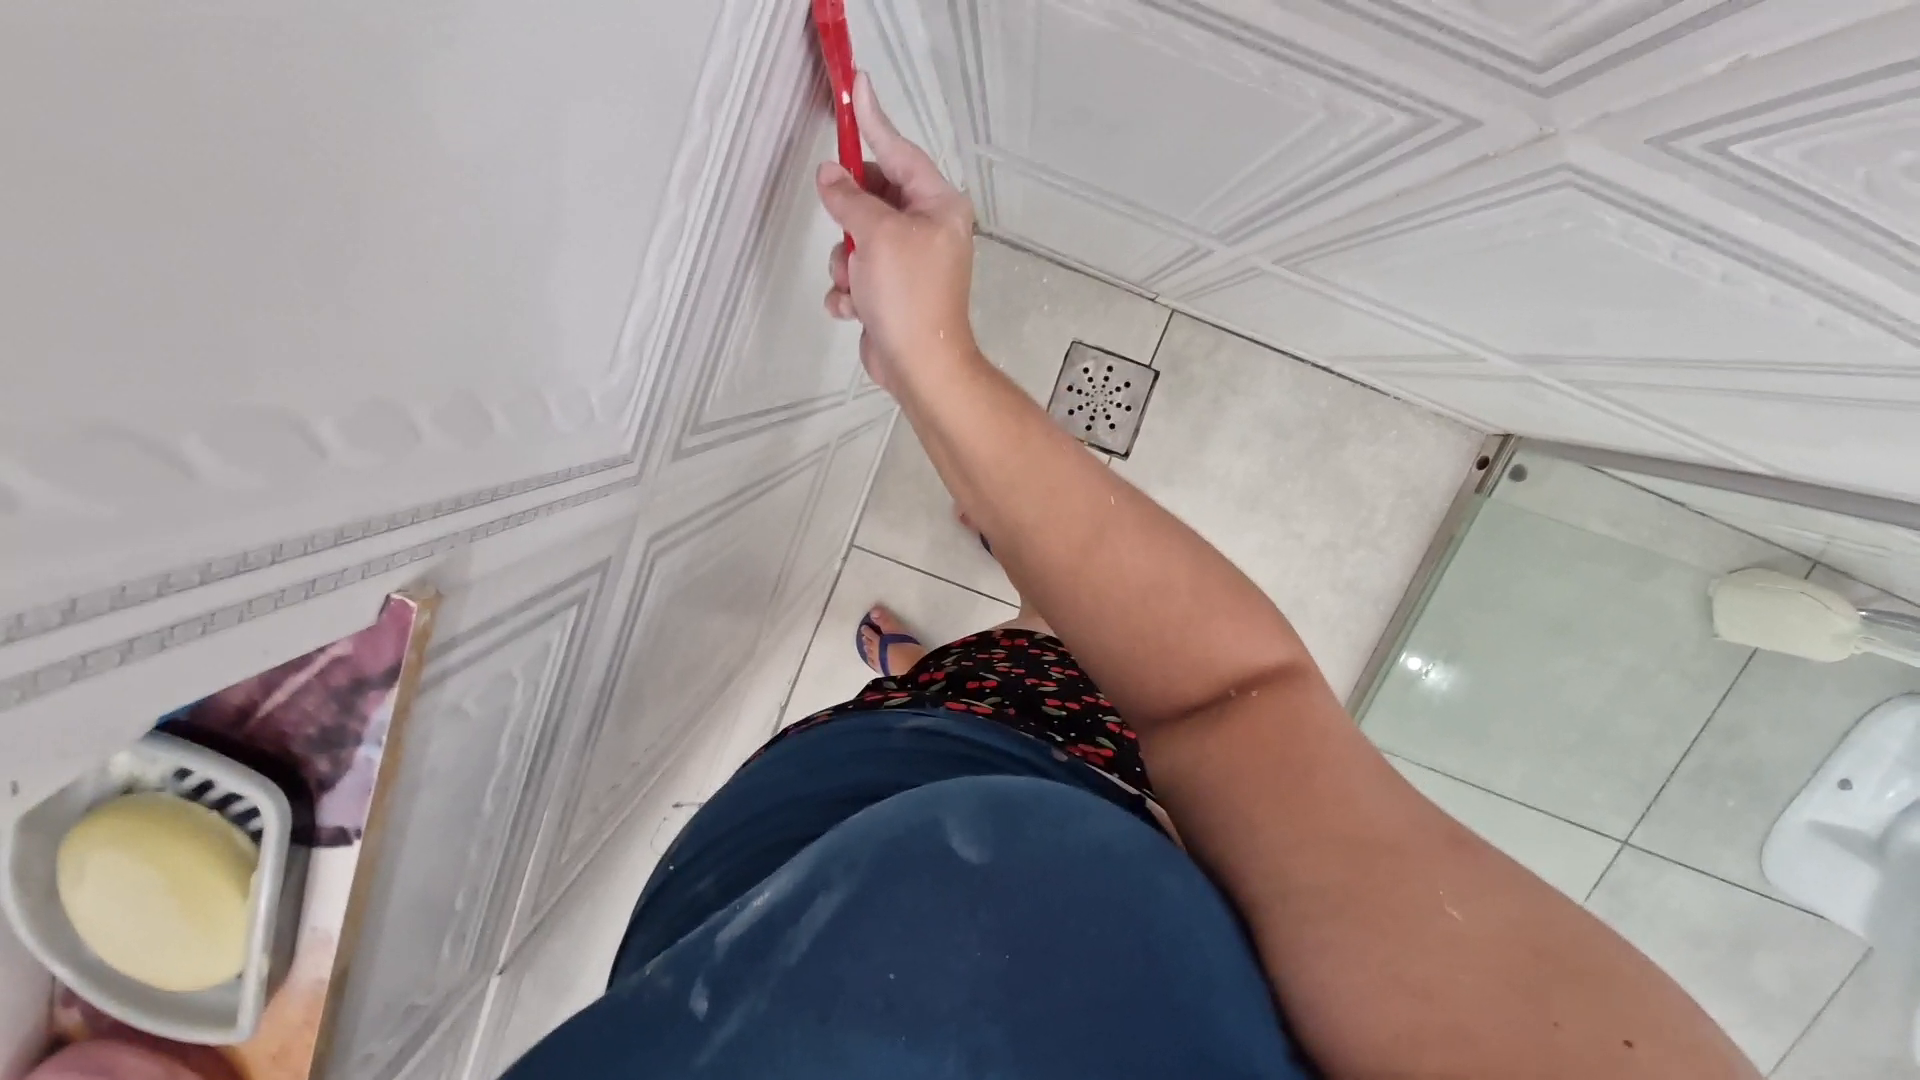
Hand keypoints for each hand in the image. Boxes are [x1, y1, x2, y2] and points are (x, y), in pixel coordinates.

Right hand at [818, 72, 976, 392]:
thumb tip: (830, 175)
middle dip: (850, 221)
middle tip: (850, 234)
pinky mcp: (889, 294)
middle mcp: (926, 230)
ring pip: (854, 241)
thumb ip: (850, 197)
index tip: (857, 86)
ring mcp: (907, 264)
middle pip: (870, 198)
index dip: (873, 121)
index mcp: (938, 206)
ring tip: (860, 285)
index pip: (899, 151)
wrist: (919, 366)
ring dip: (846, 265)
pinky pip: (853, 278)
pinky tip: (859, 310)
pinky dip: (849, 294)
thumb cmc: (910, 296)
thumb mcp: (877, 234)